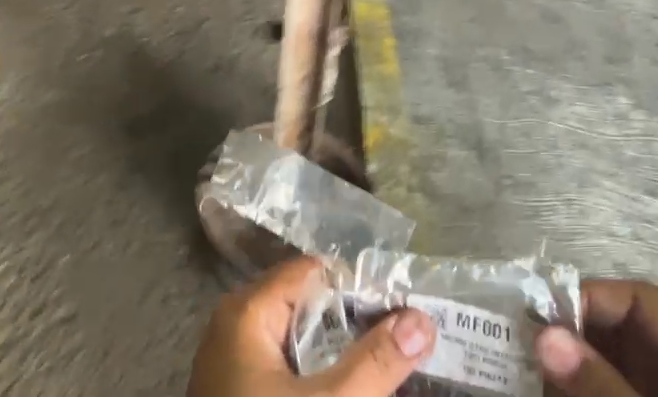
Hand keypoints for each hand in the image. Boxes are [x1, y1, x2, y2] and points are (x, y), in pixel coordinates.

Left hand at [189, 257, 436, 396]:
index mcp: (249, 309)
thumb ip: (375, 363)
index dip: (361, 288)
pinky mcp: (239, 387)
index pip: (314, 272)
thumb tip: (422, 320)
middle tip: (406, 340)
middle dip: (355, 322)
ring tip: (388, 365)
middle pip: (306, 304)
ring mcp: (235, 357)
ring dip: (339, 352)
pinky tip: (347, 387)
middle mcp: (237, 322)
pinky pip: (285, 365)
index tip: (405, 310)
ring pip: (299, 338)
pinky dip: (316, 373)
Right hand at [534, 280, 657, 396]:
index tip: (534, 312)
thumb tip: (544, 337)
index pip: (648, 303)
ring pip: (631, 367)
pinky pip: (632, 395)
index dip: (589, 299)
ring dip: (582, 370)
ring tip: (531, 372)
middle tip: (523, 344)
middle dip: (579, 337)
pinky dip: (598, 394)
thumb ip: (602, 389)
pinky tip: (559, 395)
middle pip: (638, 335)